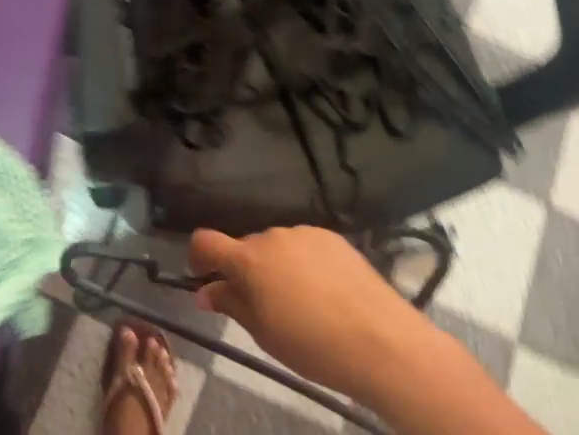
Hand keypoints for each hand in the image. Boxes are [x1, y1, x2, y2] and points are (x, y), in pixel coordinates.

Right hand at [188, 226, 426, 401]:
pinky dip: (303, 262)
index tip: (202, 275)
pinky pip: (305, 246)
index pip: (207, 241)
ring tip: (296, 301)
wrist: (380, 339)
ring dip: (275, 266)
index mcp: (250, 259)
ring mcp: (307, 233)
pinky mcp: (334, 237)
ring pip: (277, 246)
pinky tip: (322, 291)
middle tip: (257, 304)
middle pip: (246, 247)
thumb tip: (205, 292)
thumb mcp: (263, 333)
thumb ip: (232, 305)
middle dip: (244, 270)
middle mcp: (275, 236)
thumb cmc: (312, 344)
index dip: (198, 256)